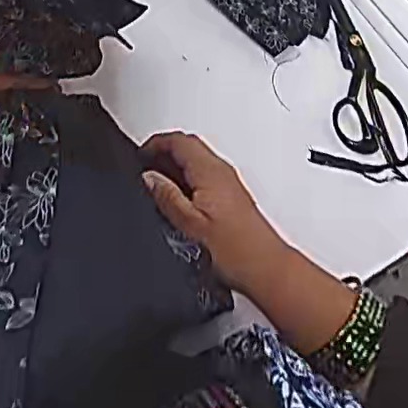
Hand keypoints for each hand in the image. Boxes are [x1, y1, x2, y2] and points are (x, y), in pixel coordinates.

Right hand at [140, 131, 292, 292]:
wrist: (266, 267)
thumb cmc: (237, 250)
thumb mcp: (190, 225)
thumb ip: (167, 197)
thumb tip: (149, 179)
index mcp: (210, 171)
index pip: (180, 141)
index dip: (156, 142)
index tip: (141, 153)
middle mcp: (222, 171)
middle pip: (189, 145)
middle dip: (164, 150)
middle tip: (145, 165)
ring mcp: (229, 181)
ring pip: (197, 159)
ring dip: (176, 164)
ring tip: (157, 183)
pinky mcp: (232, 194)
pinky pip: (205, 173)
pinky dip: (187, 177)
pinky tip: (179, 199)